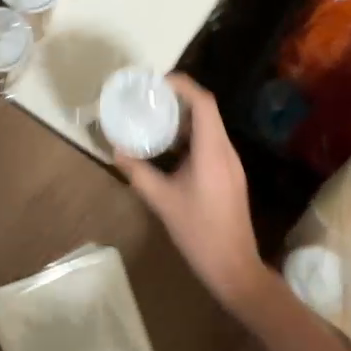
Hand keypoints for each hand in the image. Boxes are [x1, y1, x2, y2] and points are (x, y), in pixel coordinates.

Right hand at [116, 74, 266, 312]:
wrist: (234, 267)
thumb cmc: (198, 232)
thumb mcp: (162, 202)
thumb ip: (139, 173)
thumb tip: (116, 151)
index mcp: (212, 152)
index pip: (204, 104)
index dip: (183, 86)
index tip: (157, 83)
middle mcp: (226, 151)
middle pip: (207, 112)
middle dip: (179, 100)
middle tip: (150, 99)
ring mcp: (232, 164)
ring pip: (210, 128)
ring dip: (185, 120)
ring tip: (155, 120)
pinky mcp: (230, 176)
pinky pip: (211, 144)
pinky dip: (191, 137)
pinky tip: (171, 149)